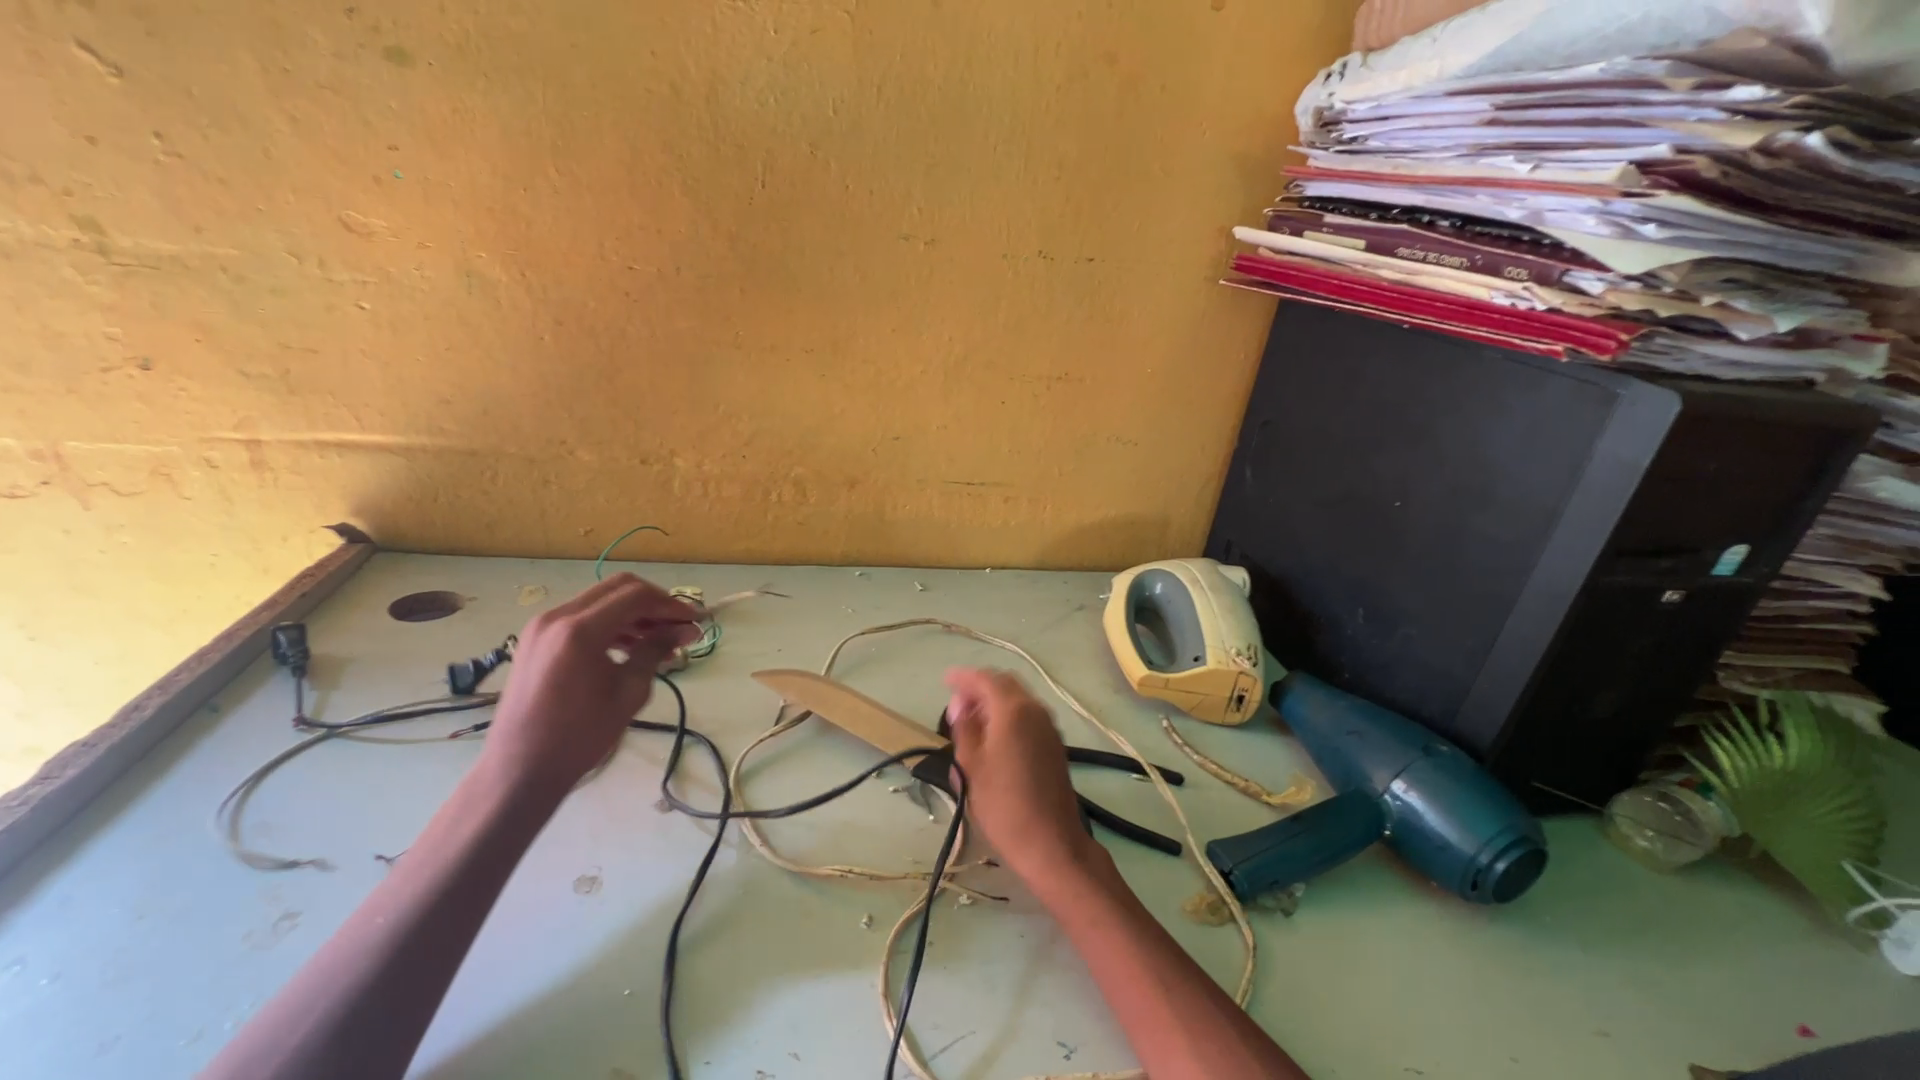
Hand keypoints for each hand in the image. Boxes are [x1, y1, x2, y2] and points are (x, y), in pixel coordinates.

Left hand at [480, 574, 699, 793]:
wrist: (521, 768)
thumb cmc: (580, 736)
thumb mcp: (628, 693)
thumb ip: (655, 652)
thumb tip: (684, 630)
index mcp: (580, 631)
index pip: (636, 596)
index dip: (671, 605)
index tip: (695, 621)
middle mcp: (557, 617)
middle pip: (617, 588)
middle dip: (654, 603)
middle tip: (679, 625)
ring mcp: (541, 626)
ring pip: (599, 600)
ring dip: (632, 612)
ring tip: (659, 639)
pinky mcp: (536, 639)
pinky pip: (580, 616)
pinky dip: (609, 623)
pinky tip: (629, 646)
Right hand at [943, 667, 1097, 883]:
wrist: (1050, 842)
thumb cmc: (1003, 805)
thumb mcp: (971, 766)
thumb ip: (964, 728)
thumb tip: (961, 705)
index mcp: (1013, 710)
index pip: (986, 679)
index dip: (963, 677)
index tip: (945, 679)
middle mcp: (1036, 710)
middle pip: (1006, 684)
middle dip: (980, 686)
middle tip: (957, 698)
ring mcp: (1049, 728)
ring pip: (1019, 700)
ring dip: (995, 700)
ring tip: (971, 716)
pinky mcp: (1054, 745)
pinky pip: (1027, 716)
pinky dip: (1008, 714)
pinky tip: (993, 733)